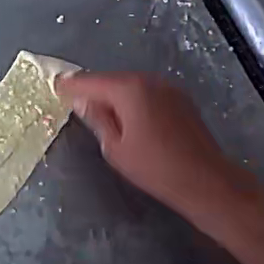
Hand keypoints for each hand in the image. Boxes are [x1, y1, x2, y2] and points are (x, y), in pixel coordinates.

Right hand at [59, 71, 256, 223]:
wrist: (209, 184)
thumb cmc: (156, 169)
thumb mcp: (115, 149)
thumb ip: (96, 120)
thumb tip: (82, 102)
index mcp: (128, 89)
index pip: (89, 81)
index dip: (70, 85)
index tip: (54, 87)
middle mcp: (147, 79)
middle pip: (110, 79)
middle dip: (92, 89)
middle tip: (74, 102)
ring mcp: (167, 87)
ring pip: (129, 85)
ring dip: (113, 95)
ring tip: (100, 113)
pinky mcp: (180, 98)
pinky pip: (146, 92)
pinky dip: (132, 100)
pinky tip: (129, 118)